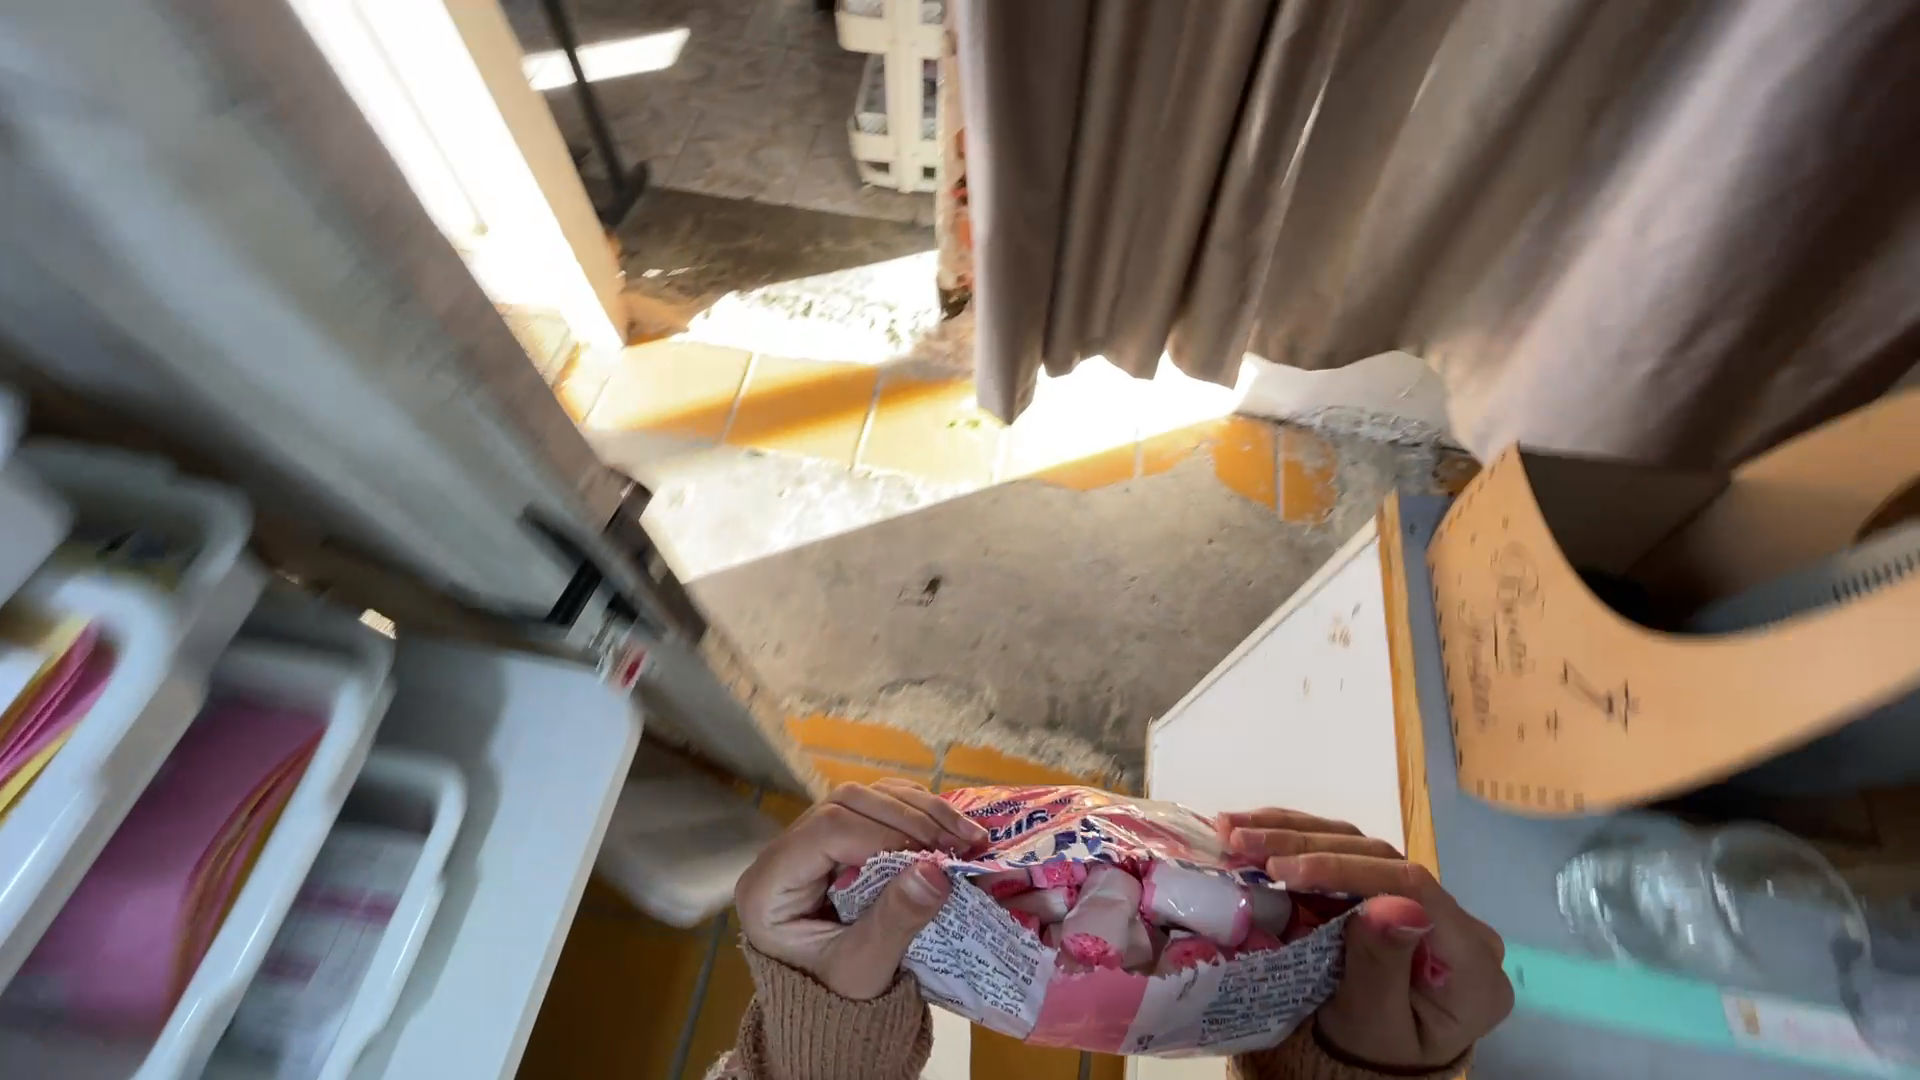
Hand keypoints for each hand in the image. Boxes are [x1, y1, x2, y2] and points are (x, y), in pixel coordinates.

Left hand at [735, 780, 988, 999]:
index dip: (883, 834)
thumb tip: (936, 870)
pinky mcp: (841, 834)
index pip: (828, 829)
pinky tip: (949, 828)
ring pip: (867, 795)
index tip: (934, 856)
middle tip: (959, 843)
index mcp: (770, 884)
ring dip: (922, 809)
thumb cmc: (836, 1003)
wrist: (830, 1016)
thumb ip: (894, 921)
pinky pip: (879, 803)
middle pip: (848, 803)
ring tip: (967, 835)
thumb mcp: (863, 971)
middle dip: (909, 817)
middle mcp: (785, 850)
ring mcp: (812, 837)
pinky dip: (918, 810)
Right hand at [1219, 809, 1513, 1070]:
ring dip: (1287, 830)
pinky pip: (1336, 846)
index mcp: (1468, 958)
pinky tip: (1249, 827)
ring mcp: (1412, 897)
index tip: (1280, 870)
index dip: (1344, 868)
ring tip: (1231, 827)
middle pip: (1377, 856)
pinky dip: (1289, 834)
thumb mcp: (1374, 1025)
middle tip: (1239, 840)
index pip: (1412, 887)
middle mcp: (1449, 917)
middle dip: (1301, 843)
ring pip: (1352, 841)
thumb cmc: (1369, 1055)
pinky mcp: (1377, 885)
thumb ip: (1383, 966)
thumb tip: (1394, 906)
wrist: (1360, 1065)